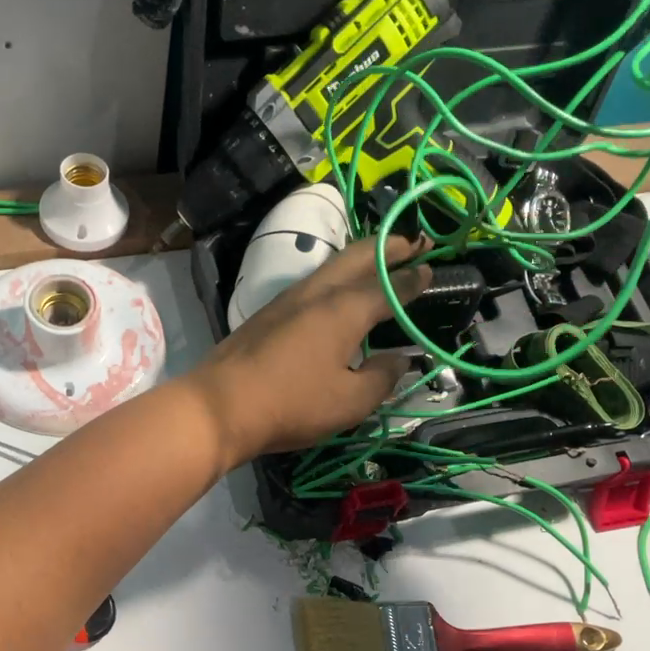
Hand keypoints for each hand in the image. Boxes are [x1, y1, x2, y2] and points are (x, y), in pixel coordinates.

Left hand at [185, 236, 431, 467]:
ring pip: (329, 268)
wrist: (218, 407)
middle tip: (412, 243)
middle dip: (387, 248)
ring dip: (358, 260)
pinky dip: (333, 279)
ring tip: (377, 263)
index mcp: (344, 309)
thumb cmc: (291, 405)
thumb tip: (399, 360)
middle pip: (357, 258)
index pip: (389, 286)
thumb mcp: (349, 403)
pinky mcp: (264, 316)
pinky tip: (334, 295)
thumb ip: (381, 378)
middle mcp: (316, 294)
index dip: (414, 278)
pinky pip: (310, 286)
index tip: (432, 267)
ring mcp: (285, 301)